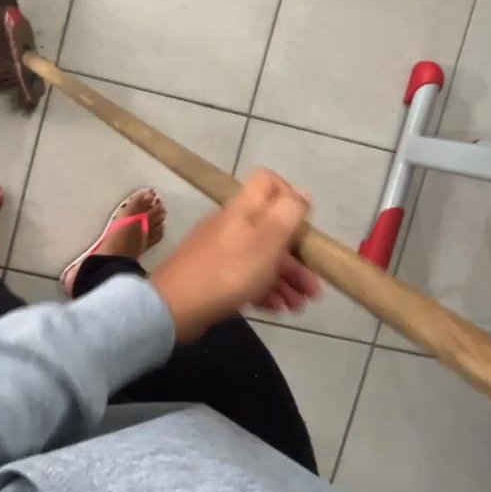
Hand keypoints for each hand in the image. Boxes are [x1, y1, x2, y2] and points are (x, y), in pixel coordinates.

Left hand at [151, 170, 322, 342]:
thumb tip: (301, 193)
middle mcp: (231, 224)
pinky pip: (245, 278)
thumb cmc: (229, 270)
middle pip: (270, 229)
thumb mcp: (268, 239)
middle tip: (314, 287)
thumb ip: (288, 212)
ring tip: (300, 305)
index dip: (290, 196)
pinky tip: (277, 309)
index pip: (267, 182)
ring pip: (260, 257)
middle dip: (297, 257)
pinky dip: (264, 290)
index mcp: (243, 209)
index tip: (305, 225)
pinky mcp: (212, 276)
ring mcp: (219, 251)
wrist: (176, 305)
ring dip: (285, 279)